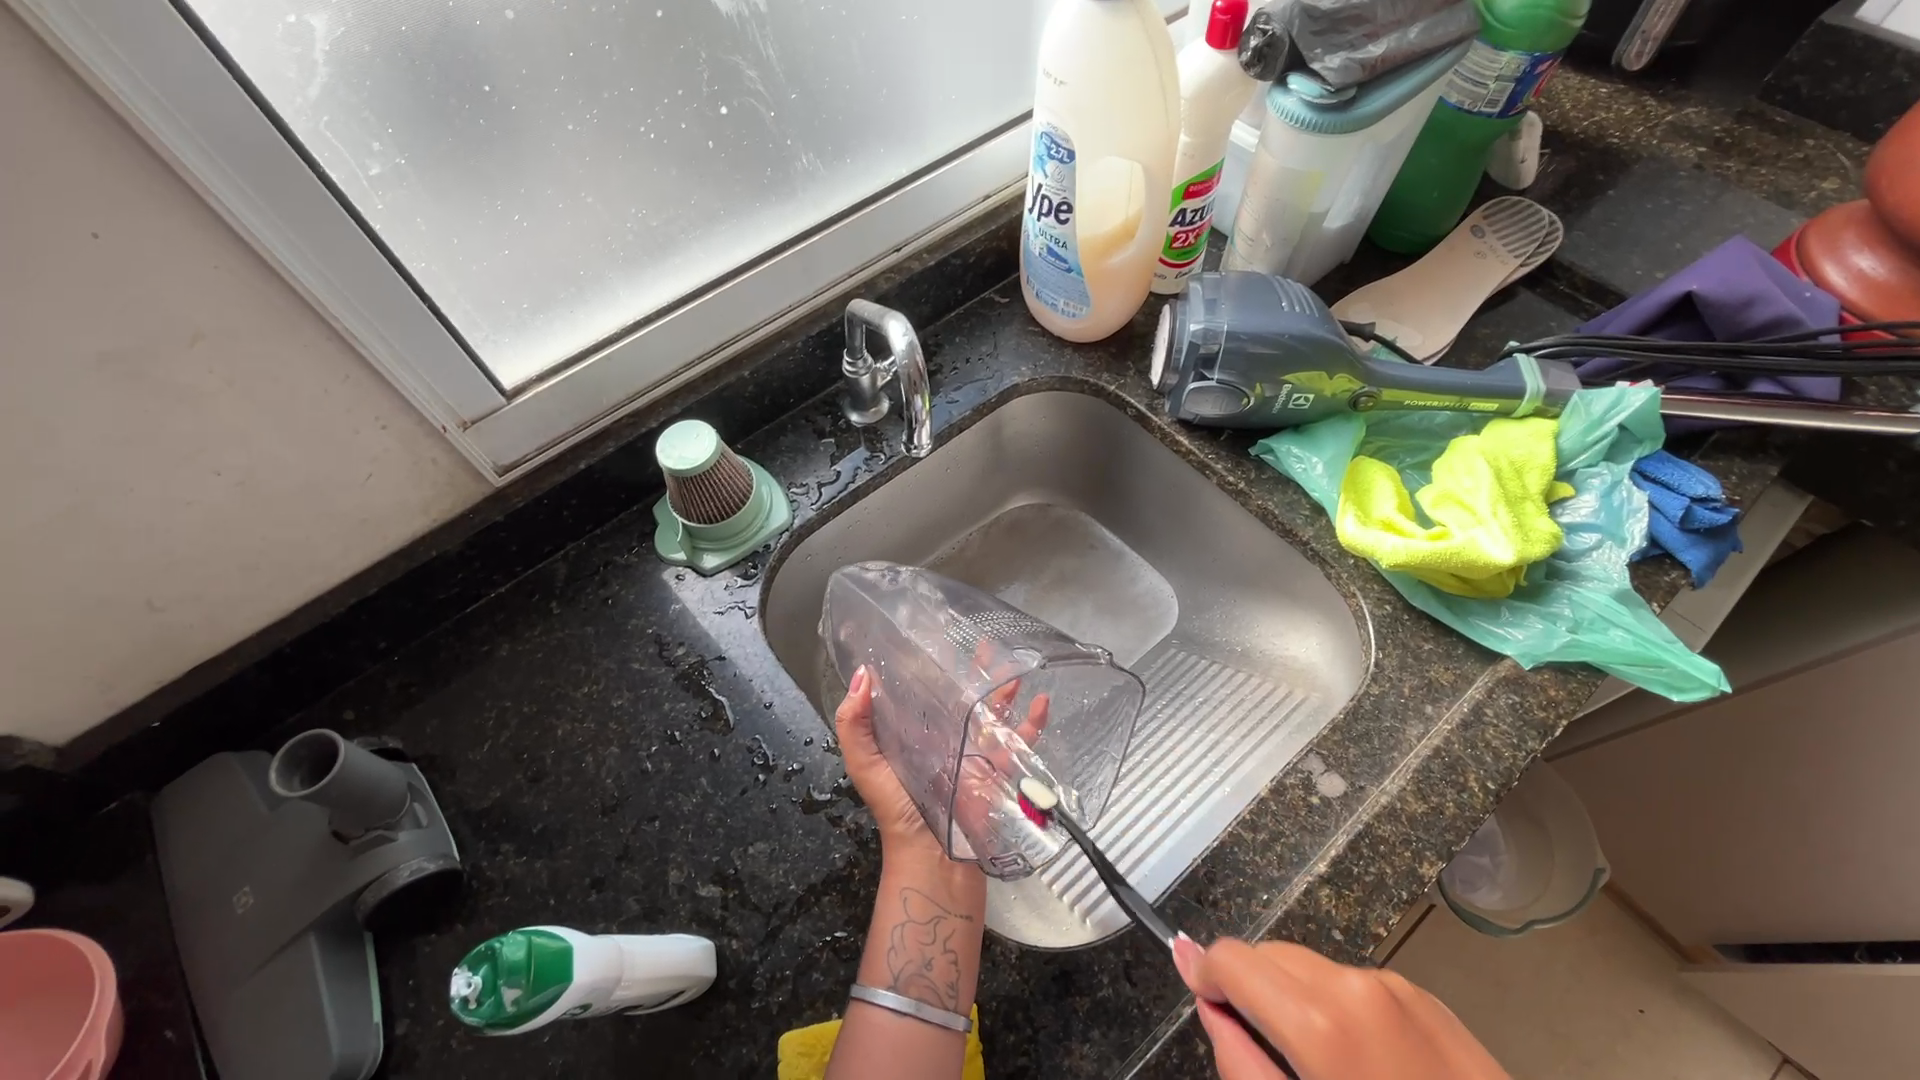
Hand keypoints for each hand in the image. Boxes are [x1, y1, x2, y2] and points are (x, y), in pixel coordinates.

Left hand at [832, 663, 1049, 869]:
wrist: (933, 858)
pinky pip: (1021, 744)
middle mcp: (947, 741)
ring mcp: (976, 756)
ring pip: (995, 716)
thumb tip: (861, 676)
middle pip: (964, 700)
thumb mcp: (866, 765)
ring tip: (1014, 664)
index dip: (931, 669)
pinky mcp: (1000, 773)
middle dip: (975, 673)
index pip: (925, 695)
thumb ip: (855, 725)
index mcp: (916, 737)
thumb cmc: (897, 810)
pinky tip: (1041, 701)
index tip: (938, 638)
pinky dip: (1034, 723)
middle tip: (986, 643)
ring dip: (1006, 691)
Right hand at [1172, 937, 1510, 1079]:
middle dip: (1251, 989)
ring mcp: (1397, 987)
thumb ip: (1238, 1058)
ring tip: (1317, 1064)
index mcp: (1320, 1021)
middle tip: (1261, 1051)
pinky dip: (1336, 1007)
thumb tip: (1207, 999)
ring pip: (1310, 967)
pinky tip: (1361, 1062)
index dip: (1205, 976)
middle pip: (1269, 954)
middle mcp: (1356, 984)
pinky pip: (1354, 984)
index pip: (1231, 957)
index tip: (1203, 1002)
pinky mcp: (1428, 998)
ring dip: (1294, 998)